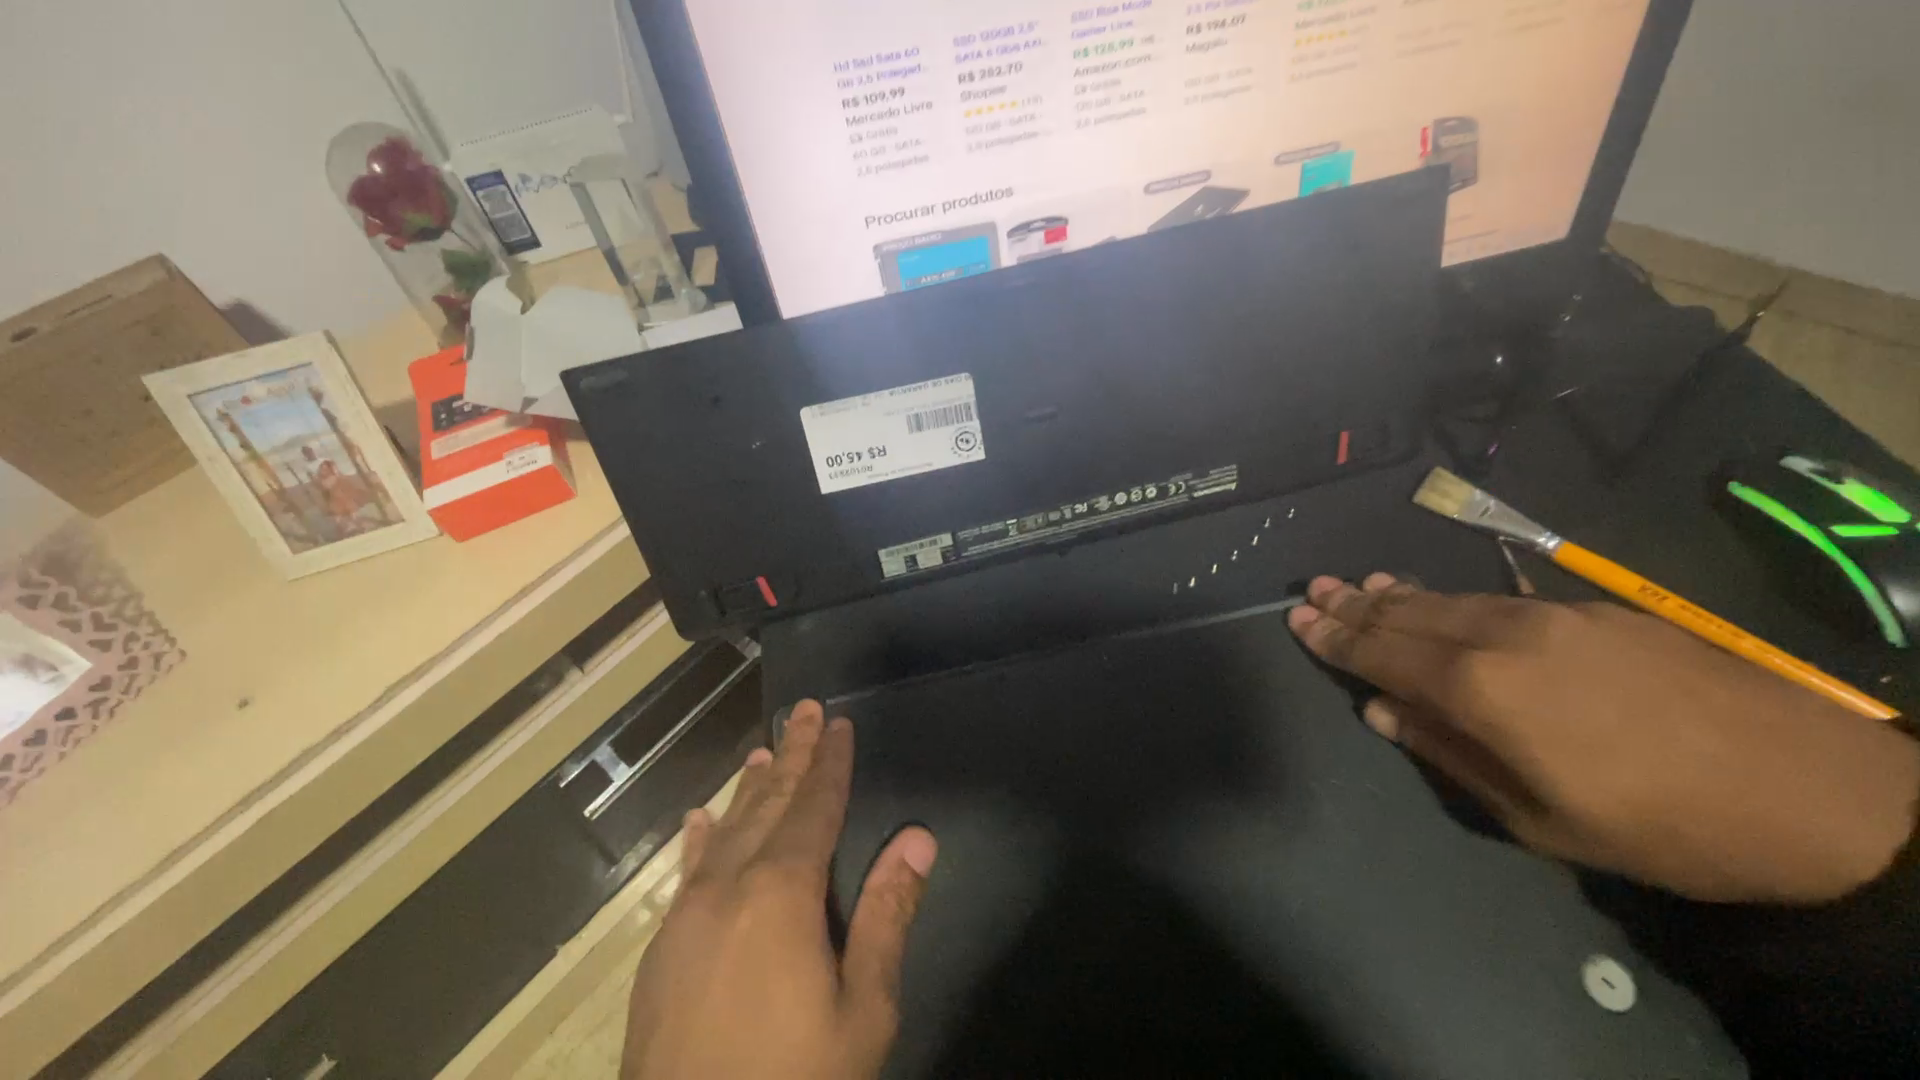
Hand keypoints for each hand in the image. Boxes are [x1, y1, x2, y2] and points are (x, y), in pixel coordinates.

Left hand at [622, 701, 937, 1079]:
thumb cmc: (794, 1079)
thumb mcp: (863, 1010)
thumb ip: (888, 917)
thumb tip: (918, 838)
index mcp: (782, 894)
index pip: (814, 809)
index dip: (830, 764)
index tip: (838, 724)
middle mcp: (729, 887)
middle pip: (768, 805)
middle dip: (790, 756)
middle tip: (803, 710)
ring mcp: (687, 916)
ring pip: (725, 831)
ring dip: (748, 789)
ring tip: (761, 750)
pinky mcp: (661, 950)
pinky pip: (687, 873)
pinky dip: (699, 840)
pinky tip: (699, 819)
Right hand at [1288, 573, 1919, 904]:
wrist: (1815, 793)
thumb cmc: (1658, 826)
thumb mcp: (1536, 817)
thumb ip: (1447, 753)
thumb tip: (1380, 711)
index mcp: (1480, 689)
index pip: (1382, 654)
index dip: (1335, 638)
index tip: (1297, 620)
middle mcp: (1504, 636)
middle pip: (1409, 614)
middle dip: (1354, 606)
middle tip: (1310, 590)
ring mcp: (1552, 617)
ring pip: (1451, 599)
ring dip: (1398, 594)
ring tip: (1358, 584)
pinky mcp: (1595, 612)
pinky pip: (1496, 599)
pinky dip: (1450, 596)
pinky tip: (1437, 597)